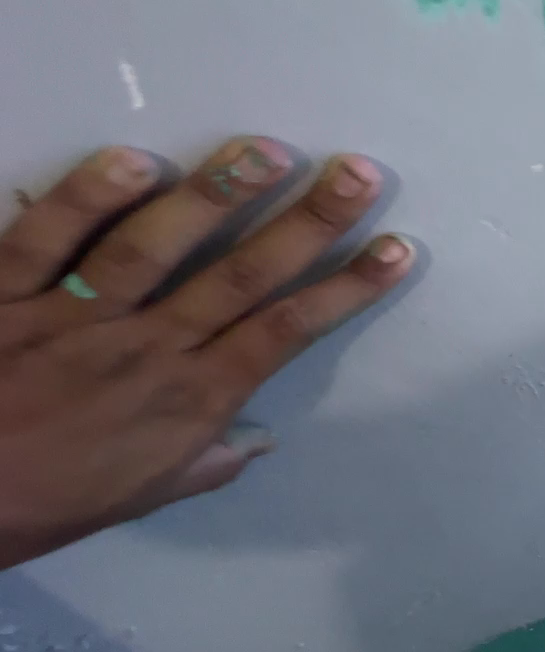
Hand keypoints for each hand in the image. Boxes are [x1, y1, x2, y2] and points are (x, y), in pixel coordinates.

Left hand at [0, 139, 415, 568]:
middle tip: (357, 174)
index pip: (292, 328)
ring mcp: (71, 319)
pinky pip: (40, 241)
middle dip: (310, 222)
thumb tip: (261, 438)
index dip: (351, 286)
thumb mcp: (148, 493)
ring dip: (215, 196)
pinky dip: (84, 199)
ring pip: (154, 248)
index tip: (397, 248)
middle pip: (245, 275)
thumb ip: (213, 459)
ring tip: (265, 150)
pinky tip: (135, 160)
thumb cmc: (44, 501)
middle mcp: (150, 348)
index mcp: (196, 395)